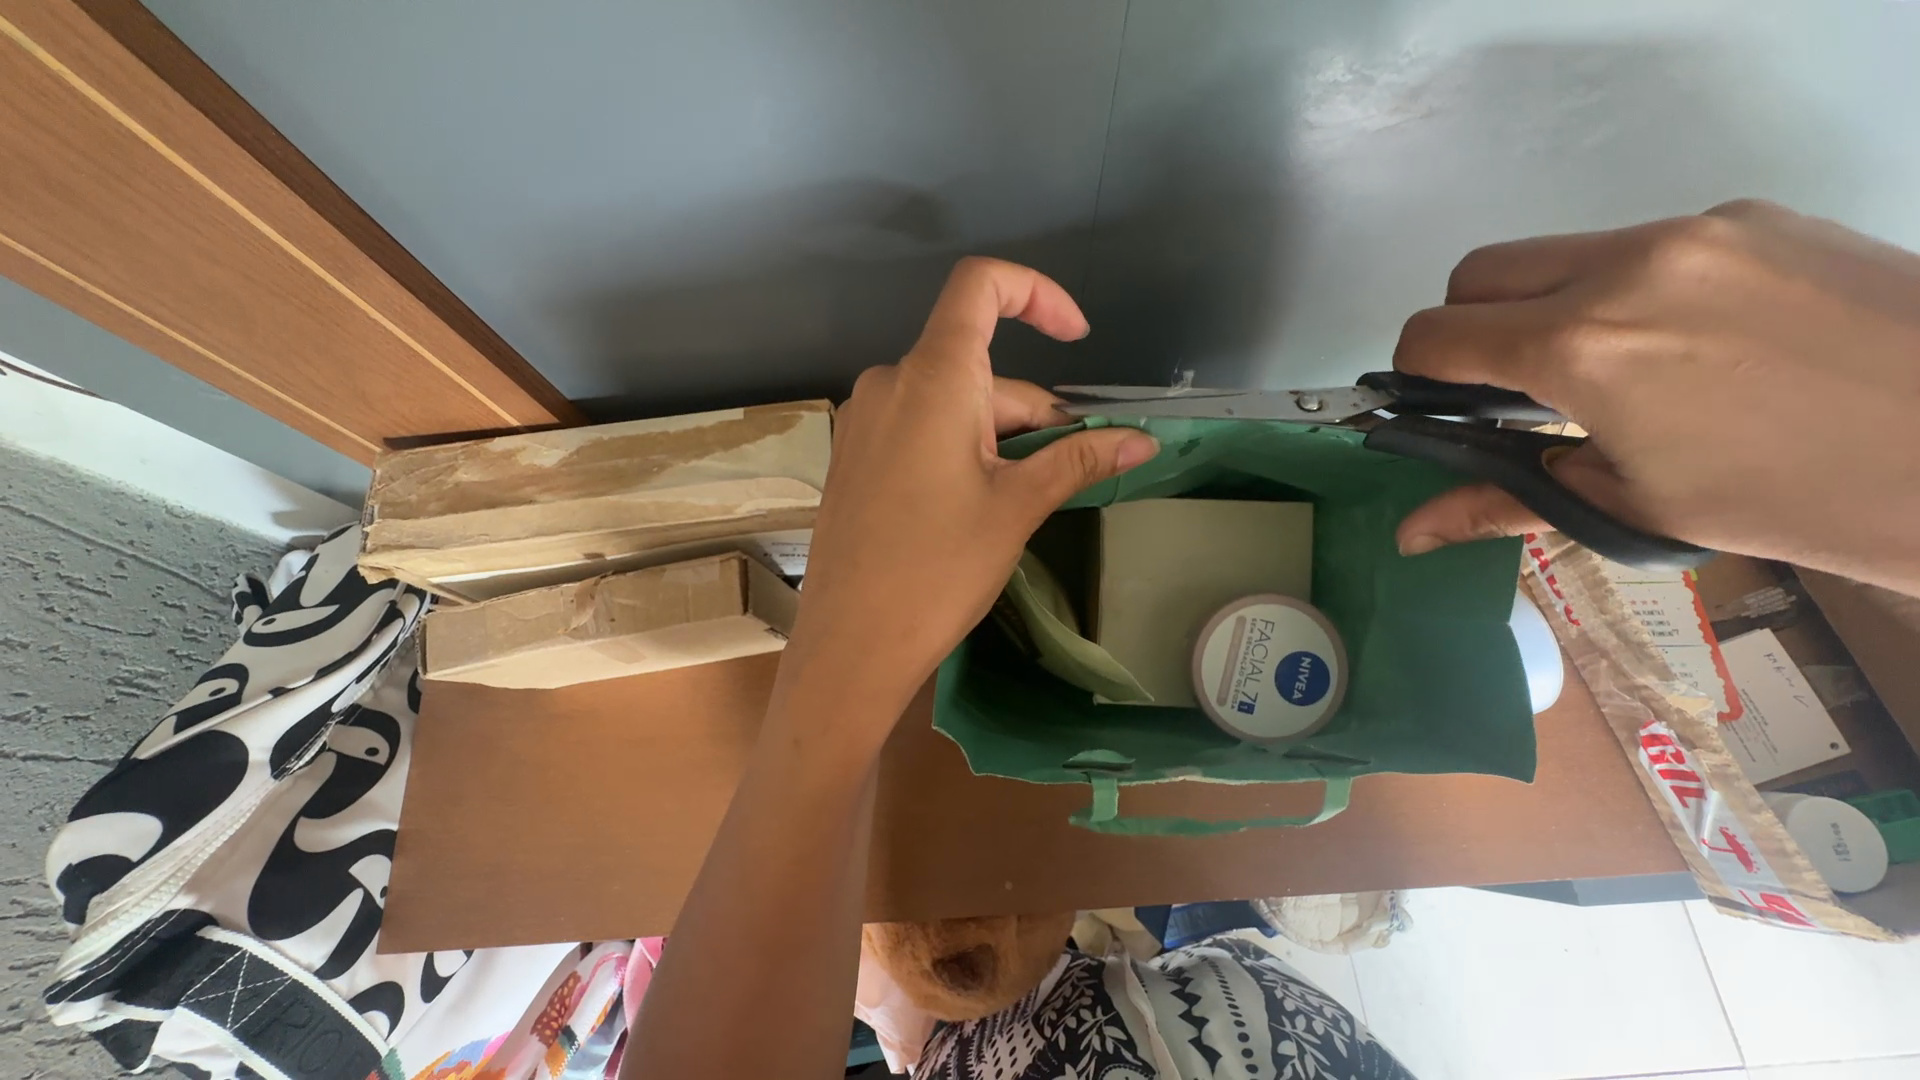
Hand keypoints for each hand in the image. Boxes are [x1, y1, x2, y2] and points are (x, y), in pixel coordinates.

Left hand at [783, 258, 1159, 708]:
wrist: (852, 642)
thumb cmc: (938, 570)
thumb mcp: (1017, 508)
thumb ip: (1079, 459)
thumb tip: (1142, 440)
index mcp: (931, 378)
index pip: (980, 285)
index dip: (1037, 293)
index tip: (1076, 338)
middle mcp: (889, 383)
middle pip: (976, 364)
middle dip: (1030, 410)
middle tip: (1068, 469)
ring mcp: (865, 420)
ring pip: (950, 403)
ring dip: (998, 435)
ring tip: (1023, 499)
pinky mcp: (855, 455)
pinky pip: (918, 427)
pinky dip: (960, 447)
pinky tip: (975, 503)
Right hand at [1393, 199, 1919, 594]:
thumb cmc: (1789, 499)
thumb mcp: (1624, 505)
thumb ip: (1498, 502)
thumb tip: (1410, 535)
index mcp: (1581, 345)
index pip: (1435, 332)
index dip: (1412, 371)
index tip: (1431, 402)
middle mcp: (1626, 265)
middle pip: (1477, 273)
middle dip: (1464, 327)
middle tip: (1502, 388)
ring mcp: (1696, 230)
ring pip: (1556, 255)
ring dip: (1541, 306)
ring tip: (1602, 370)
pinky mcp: (1752, 218)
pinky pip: (1636, 246)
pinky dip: (1619, 289)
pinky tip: (1680, 343)